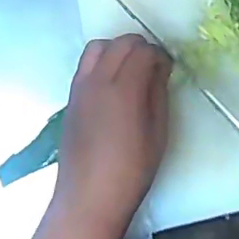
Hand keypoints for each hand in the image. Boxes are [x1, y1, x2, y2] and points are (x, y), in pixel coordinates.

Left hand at [52, 34, 171, 232]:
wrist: (88, 196)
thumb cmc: (131, 171)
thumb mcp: (157, 133)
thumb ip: (158, 93)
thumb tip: (159, 68)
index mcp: (124, 88)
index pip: (143, 51)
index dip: (159, 54)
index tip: (167, 67)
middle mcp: (99, 79)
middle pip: (120, 43)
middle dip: (140, 47)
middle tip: (152, 66)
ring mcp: (81, 85)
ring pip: (98, 46)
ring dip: (116, 48)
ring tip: (129, 69)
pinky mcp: (71, 94)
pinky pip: (85, 62)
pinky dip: (101, 60)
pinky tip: (111, 81)